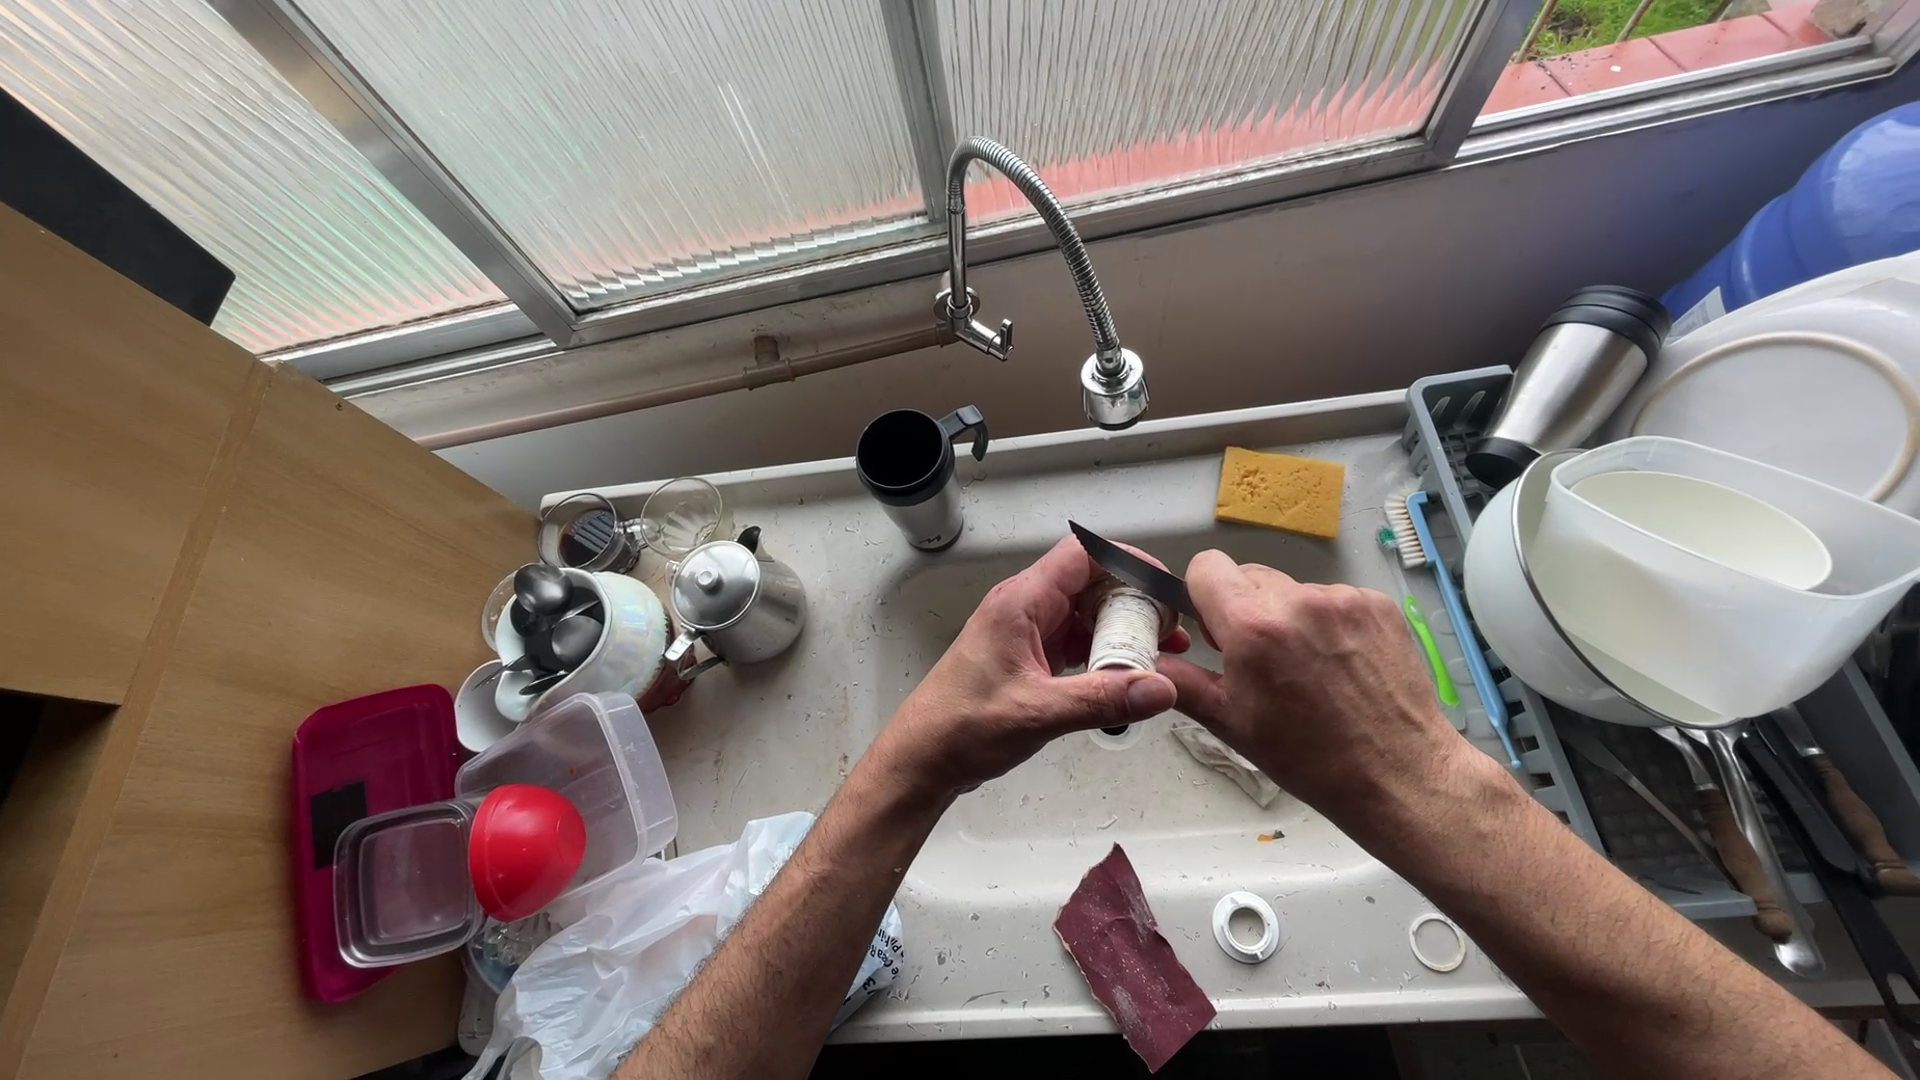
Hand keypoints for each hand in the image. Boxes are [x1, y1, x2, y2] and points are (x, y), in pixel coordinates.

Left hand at [870, 536, 1189, 799]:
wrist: (922, 756)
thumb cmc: (961, 726)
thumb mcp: (1037, 712)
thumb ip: (1101, 699)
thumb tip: (1161, 688)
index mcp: (1020, 603)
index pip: (1082, 554)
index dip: (1127, 560)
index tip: (1163, 585)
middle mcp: (1024, 608)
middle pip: (1090, 582)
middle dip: (1134, 600)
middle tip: (1170, 628)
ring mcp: (1026, 632)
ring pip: (1085, 613)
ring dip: (1122, 629)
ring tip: (1161, 652)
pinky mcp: (1029, 657)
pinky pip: (1075, 640)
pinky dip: (1104, 652)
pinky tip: (1128, 674)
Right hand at [1157, 551, 1461, 818]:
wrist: (1398, 775)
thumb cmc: (1310, 757)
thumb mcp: (1229, 722)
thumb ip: (1180, 682)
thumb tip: (1149, 663)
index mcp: (1253, 628)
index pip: (1207, 567)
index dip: (1201, 592)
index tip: (1211, 623)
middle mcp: (1298, 602)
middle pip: (1247, 576)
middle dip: (1243, 608)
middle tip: (1257, 655)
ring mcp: (1343, 600)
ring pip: (1291, 589)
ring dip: (1286, 616)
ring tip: (1305, 666)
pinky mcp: (1378, 605)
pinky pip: (1332, 598)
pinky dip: (1326, 622)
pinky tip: (1337, 663)